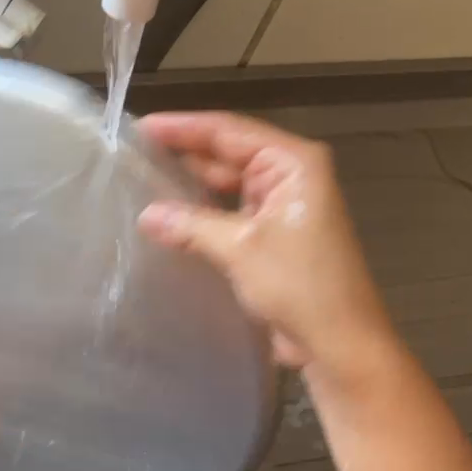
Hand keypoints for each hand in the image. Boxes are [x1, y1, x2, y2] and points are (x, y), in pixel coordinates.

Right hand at [136, 112, 393, 374]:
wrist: (337, 342)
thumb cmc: (300, 285)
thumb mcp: (241, 249)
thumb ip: (191, 226)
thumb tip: (146, 215)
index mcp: (292, 163)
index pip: (229, 131)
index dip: (183, 127)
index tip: (140, 127)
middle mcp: (289, 177)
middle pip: (228, 155)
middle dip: (184, 155)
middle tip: (134, 156)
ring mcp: (282, 209)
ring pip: (228, 188)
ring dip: (191, 189)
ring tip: (143, 183)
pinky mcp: (273, 240)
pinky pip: (231, 217)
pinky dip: (203, 218)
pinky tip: (170, 221)